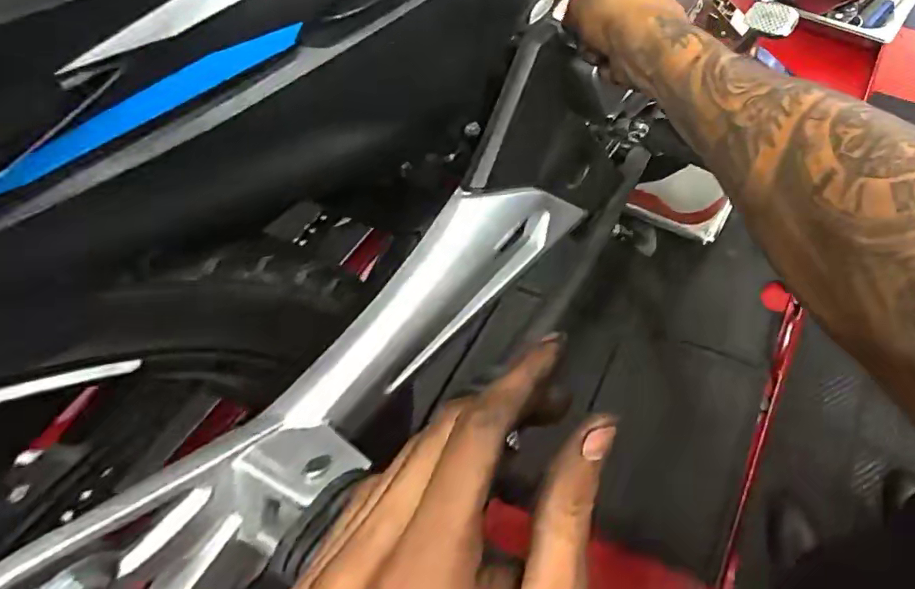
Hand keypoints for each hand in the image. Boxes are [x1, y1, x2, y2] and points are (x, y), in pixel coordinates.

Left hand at [296, 336, 614, 588]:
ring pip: (402, 458)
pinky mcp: (316, 585)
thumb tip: (598, 428)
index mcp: (422, 564)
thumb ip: (568, 515)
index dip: (520, 378)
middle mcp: (360, 561)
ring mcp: (326, 575)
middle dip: (502, 400)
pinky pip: (371, 497)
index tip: (552, 350)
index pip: (475, 431)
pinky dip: (424, 469)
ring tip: (517, 438)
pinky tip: (458, 484)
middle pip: (439, 434)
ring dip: (464, 432)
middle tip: (553, 403)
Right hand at [563, 0, 691, 88]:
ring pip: (619, 50)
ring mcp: (658, 36)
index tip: (577, 26)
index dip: (588, 14)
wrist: (649, 51)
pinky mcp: (660, 62)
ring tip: (604, 60)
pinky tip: (618, 72)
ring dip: (606, 59)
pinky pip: (629, 69)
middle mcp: (650, 8)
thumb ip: (573, 8)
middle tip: (589, 47)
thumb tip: (571, 15)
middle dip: (596, 41)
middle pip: (612, 26)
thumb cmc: (618, 18)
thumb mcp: (580, 4)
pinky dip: (620, 73)